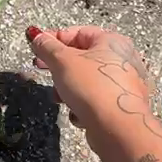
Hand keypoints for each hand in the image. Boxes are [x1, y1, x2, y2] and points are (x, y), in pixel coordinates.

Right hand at [27, 25, 159, 131]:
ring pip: (87, 80)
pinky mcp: (122, 106)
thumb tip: (35, 35)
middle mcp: (123, 59)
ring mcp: (125, 84)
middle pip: (82, 57)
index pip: (78, 33)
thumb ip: (46, 46)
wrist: (118, 129)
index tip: (36, 47)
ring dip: (68, 88)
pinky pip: (96, 99)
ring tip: (60, 98)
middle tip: (41, 68)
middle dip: (59, 66)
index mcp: (112, 42)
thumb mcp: (62, 61)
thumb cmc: (92, 87)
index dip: (53, 38)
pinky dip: (83, 104)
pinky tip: (78, 113)